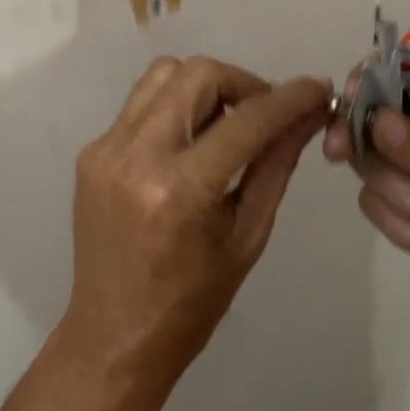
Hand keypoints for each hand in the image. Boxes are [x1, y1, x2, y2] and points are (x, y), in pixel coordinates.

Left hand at [62, 56, 333, 381]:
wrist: (114, 336)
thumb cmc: (192, 302)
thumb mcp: (248, 235)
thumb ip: (276, 165)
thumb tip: (308, 115)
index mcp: (180, 189)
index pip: (246, 120)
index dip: (289, 98)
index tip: (317, 88)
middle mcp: (137, 156)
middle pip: (198, 74)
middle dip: (242, 83)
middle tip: (264, 113)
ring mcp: (106, 149)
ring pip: (163, 75)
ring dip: (204, 86)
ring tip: (225, 124)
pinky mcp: (91, 151)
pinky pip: (140, 104)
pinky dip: (174, 109)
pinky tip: (188, 145)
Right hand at [323, 73, 409, 321]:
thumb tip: (378, 119)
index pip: (400, 77)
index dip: (370, 83)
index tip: (350, 99)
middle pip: (371, 125)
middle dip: (382, 161)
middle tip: (344, 156)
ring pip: (369, 170)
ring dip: (406, 205)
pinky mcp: (401, 209)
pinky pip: (373, 206)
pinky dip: (404, 230)